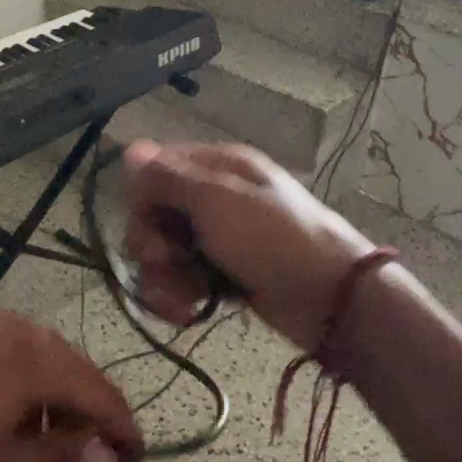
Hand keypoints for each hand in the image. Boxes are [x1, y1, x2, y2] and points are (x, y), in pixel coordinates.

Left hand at [0, 307, 143, 461]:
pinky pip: (3, 362)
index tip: (136, 458)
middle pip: (67, 368)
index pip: (95, 388)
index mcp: (29, 357)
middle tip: (95, 459)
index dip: (119, 424)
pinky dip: (19, 392)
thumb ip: (61, 459)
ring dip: (50, 402)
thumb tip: (110, 456)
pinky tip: (8, 428)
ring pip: (34, 363)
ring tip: (50, 451)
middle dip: (84, 412)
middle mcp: (7, 331)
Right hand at [122, 142, 376, 350]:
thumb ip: (169, 179)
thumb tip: (130, 148)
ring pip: (166, 253)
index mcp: (218, 167)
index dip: (143, 198)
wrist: (332, 298)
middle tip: (165, 262)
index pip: (157, 170)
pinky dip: (179, 296)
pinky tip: (186, 312)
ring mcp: (220, 238)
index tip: (148, 222)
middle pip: (156, 215)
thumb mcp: (218, 202)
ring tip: (180, 299)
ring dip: (163, 278)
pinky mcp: (224, 275)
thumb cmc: (274, 239)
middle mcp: (215, 198)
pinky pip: (184, 280)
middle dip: (152, 244)